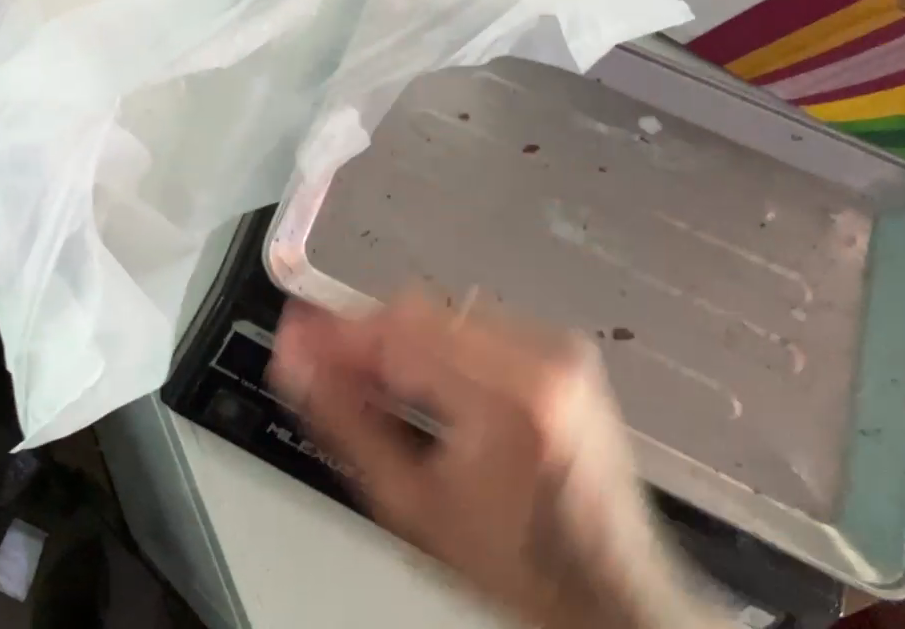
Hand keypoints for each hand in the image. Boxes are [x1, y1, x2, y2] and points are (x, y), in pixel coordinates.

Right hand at [268, 292, 721, 628]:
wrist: (610, 592)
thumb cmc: (521, 563)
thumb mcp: (411, 503)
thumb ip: (342, 420)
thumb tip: (294, 361)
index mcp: (511, 396)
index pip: (395, 328)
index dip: (333, 332)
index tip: (294, 337)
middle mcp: (544, 360)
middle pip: (416, 312)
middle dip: (362, 338)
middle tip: (324, 366)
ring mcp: (559, 352)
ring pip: (439, 313)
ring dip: (394, 342)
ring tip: (370, 384)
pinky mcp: (561, 353)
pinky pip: (471, 324)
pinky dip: (431, 345)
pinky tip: (417, 384)